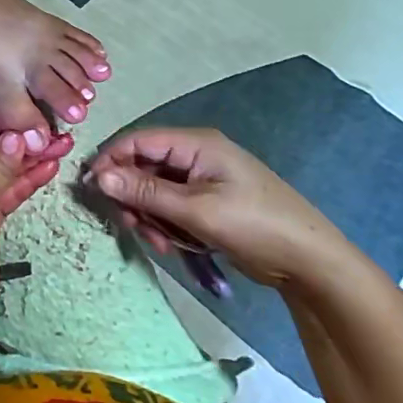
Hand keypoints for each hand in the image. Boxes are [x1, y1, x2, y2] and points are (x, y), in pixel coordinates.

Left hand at [0, 111, 71, 319]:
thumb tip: (21, 134)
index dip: (5, 118)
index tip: (38, 115)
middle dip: (24, 138)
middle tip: (60, 131)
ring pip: (5, 168)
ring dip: (32, 158)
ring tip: (66, 145)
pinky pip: (9, 189)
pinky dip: (29, 179)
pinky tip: (52, 167)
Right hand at [85, 128, 344, 284]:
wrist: (310, 262)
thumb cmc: (255, 226)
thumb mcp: (195, 211)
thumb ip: (145, 191)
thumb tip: (98, 175)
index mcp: (196, 144)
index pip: (138, 140)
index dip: (111, 160)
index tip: (91, 190)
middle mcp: (196, 155)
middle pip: (143, 166)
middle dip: (133, 197)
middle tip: (133, 227)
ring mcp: (203, 179)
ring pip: (154, 190)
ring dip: (150, 217)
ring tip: (162, 244)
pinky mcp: (208, 202)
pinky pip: (171, 206)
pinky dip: (166, 224)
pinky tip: (174, 245)